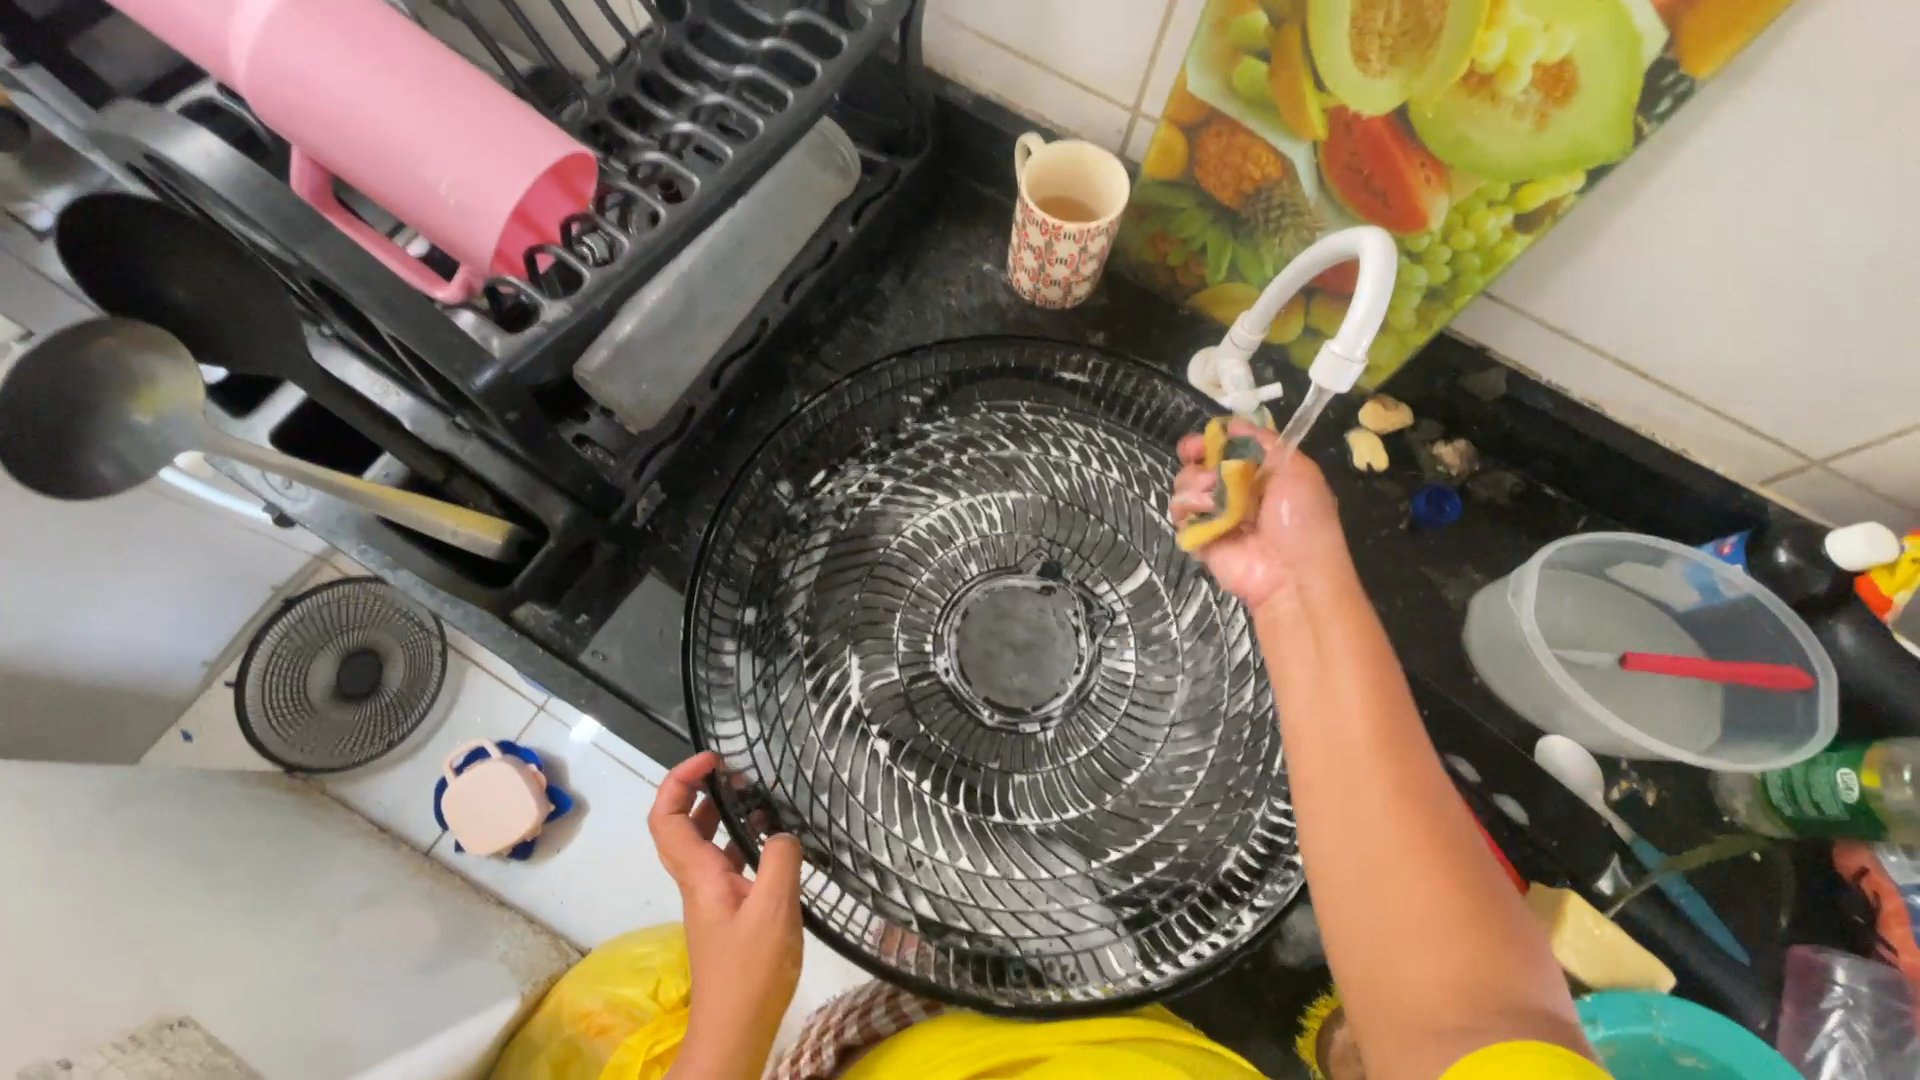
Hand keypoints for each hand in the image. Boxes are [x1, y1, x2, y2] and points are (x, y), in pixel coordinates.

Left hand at [649, 751, 802, 1078]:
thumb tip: (783, 832)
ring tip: (759, 796)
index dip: (678, 781)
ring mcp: (712, 897)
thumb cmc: (750, 971)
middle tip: (738, 772)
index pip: (666, 818)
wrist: (735, 1031)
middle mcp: (697, 880)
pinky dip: (746, 842)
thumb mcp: (774, 910)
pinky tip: (775, 841)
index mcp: (698, 874)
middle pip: (681, 825)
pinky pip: (729, 863)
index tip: (713, 760)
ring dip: (724, 814)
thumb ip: (780, 860)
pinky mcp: (729, 912)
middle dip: (701, 790)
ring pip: (706, 843)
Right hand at [1168, 421, 1349, 615]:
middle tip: (1194, 458)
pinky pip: (1179, 512)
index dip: (1211, 439)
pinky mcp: (1198, 535)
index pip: (1226, 446)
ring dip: (1195, 483)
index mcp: (1260, 472)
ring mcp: (1214, 513)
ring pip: (1184, 483)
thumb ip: (1264, 443)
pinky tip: (1205, 513)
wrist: (1291, 572)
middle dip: (1195, 457)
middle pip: (1199, 462)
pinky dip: (1186, 507)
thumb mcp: (1297, 469)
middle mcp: (1235, 490)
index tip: (1201, 440)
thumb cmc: (1301, 519)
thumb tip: (1232, 424)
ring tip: (1213, 498)